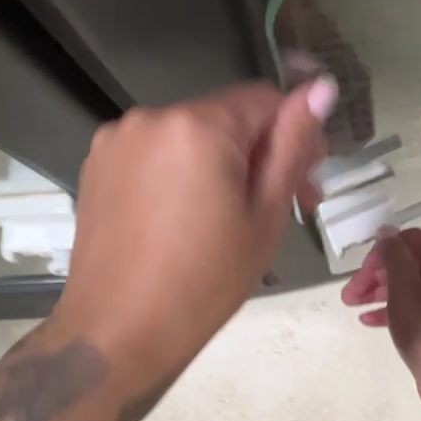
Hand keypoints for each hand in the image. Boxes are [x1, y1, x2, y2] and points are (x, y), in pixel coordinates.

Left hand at [49, 79, 335, 387]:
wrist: (118, 333)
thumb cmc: (206, 280)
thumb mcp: (266, 213)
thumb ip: (294, 144)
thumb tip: (322, 86)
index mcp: (199, 126)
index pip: (267, 99)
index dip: (296, 133)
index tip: (306, 182)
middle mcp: (152, 118)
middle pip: (229, 117)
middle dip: (261, 152)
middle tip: (283, 206)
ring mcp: (118, 140)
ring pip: (194, 135)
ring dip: (224, 162)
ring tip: (233, 217)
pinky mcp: (98, 164)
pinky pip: (160, 152)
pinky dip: (185, 171)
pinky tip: (190, 217)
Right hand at [340, 229, 420, 416]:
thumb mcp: (405, 289)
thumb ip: (394, 256)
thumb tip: (386, 231)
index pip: (409, 240)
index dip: (383, 250)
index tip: (362, 269)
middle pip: (404, 263)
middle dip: (374, 273)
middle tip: (348, 293)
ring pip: (403, 286)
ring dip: (376, 291)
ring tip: (350, 305)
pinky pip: (407, 308)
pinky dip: (386, 310)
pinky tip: (366, 320)